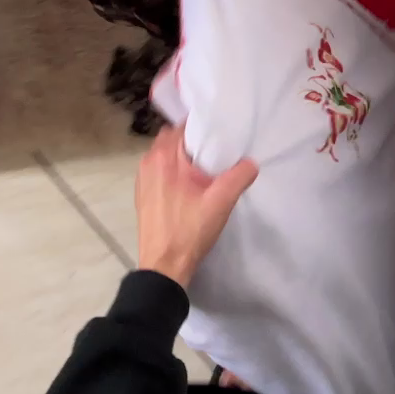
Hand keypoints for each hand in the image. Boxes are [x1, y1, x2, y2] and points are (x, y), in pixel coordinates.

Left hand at [135, 124, 258, 288]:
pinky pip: (159, 170)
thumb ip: (239, 176)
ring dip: (182, 157)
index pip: (184, 126)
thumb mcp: (221, 202)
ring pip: (165, 155)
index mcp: (164, 156)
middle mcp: (149, 162)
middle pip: (173, 138)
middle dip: (193, 142)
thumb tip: (251, 162)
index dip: (203, 127)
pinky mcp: (142, 194)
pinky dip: (172, 171)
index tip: (220, 133)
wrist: (163, 267)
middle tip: (215, 151)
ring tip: (203, 169)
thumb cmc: (190, 230)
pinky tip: (188, 186)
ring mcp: (143, 179)